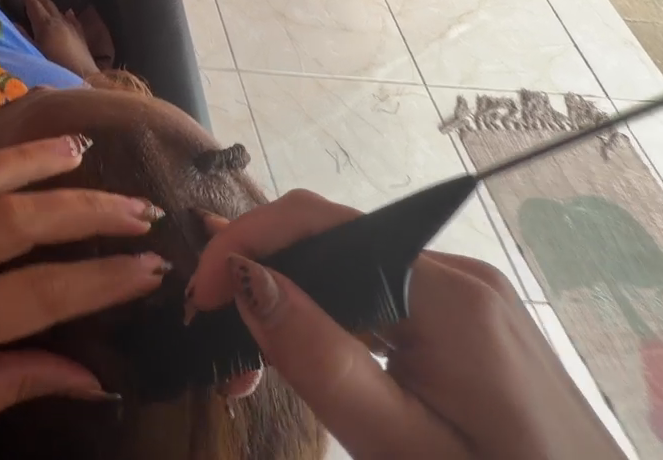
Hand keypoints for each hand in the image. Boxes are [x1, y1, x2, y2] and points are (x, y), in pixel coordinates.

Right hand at [25, 0, 95, 77]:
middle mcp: (58, 21)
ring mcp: (71, 27)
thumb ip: (24, 36)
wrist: (82, 75)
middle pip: (46, 4)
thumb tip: (14, 23)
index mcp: (45, 25)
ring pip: (58, 10)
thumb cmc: (54, 65)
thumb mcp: (35, 51)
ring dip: (49, 2)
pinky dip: (68, 14)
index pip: (34, 6)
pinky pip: (73, 20)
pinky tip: (68, 11)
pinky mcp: (80, 35)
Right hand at [186, 191, 625, 459]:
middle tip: (214, 345)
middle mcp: (457, 273)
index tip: (198, 300)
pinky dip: (323, 316)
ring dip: (285, 299)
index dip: (244, 242)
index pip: (320, 224)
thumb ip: (320, 358)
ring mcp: (465, 293)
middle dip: (256, 275)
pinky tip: (303, 354)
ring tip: (247, 365)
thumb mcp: (403, 449)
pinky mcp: (464, 316)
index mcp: (449, 295)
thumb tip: (240, 271)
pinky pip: (371, 293)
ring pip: (343, 266)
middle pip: (327, 240)